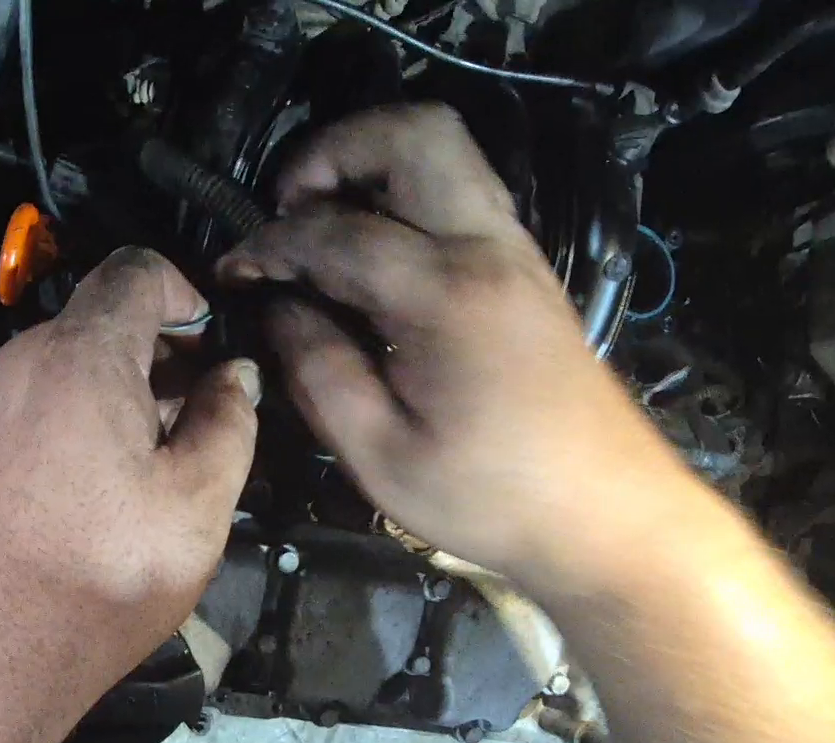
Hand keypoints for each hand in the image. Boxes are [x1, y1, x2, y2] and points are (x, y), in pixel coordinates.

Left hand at [0, 248, 260, 737]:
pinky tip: (103, 489)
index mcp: (80, 356)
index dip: (189, 297)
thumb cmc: (100, 580)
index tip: (215, 353)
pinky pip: (38, 404)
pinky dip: (82, 420)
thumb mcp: (196, 503)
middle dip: (161, 356)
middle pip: (102, 322)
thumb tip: (234, 376)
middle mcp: (19, 362)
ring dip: (124, 394)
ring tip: (158, 466)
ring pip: (70, 366)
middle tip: (201, 421)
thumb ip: (228, 422)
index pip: (138, 272)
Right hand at [218, 104, 685, 581]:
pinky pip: (459, 196)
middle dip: (333, 151)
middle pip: (414, 136)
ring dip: (371, 166)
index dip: (270, 245)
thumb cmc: (487, 497)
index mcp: (445, 295)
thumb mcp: (377, 454)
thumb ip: (317, 371)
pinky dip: (402, 197)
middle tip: (284, 206)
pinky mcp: (524, 272)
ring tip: (316, 222)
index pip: (336, 234)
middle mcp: (487, 249)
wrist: (604, 514)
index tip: (230, 271)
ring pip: (445, 154)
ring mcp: (515, 253)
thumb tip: (278, 310)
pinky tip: (366, 255)